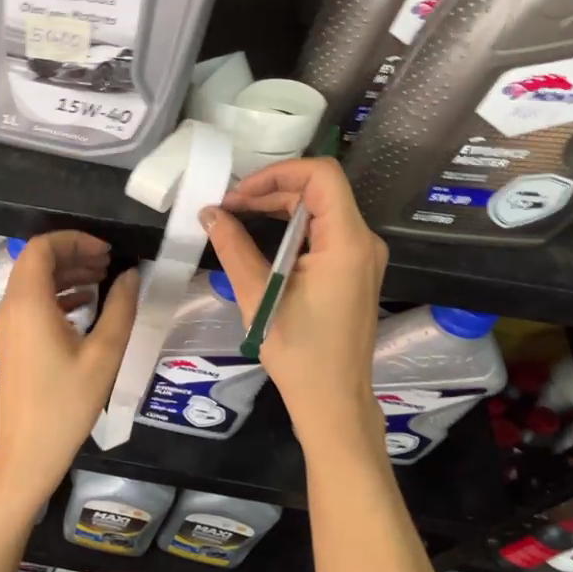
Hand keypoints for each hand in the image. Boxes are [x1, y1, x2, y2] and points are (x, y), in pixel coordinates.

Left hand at [0, 232, 138, 509]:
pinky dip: (57, 295)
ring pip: (33, 281)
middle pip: (36, 261)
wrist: (29, 449)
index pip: (42, 248)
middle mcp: (11, 306)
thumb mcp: (104, 354)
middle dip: (72, 254)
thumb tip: (131, 275)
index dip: (74, 240)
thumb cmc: (67, 403)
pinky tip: (87, 305)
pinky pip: (30, 303)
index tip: (107, 251)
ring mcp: (7, 325)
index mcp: (28, 302)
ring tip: (103, 279)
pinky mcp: (12, 341)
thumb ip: (121, 308)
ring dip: (66, 274)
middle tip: (108, 262)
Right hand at [198, 159, 386, 444]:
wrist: (332, 397)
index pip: (321, 176)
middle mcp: (362, 241)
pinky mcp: (354, 272)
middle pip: (320, 191)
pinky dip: (291, 230)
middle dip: (272, 191)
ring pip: (321, 211)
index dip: (277, 173)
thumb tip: (209, 213)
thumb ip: (234, 247)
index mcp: (346, 242)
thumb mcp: (259, 294)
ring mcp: (362, 257)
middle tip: (227, 208)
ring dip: (279, 209)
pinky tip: (260, 242)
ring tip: (237, 220)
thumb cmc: (297, 349)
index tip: (239, 193)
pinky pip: (324, 234)